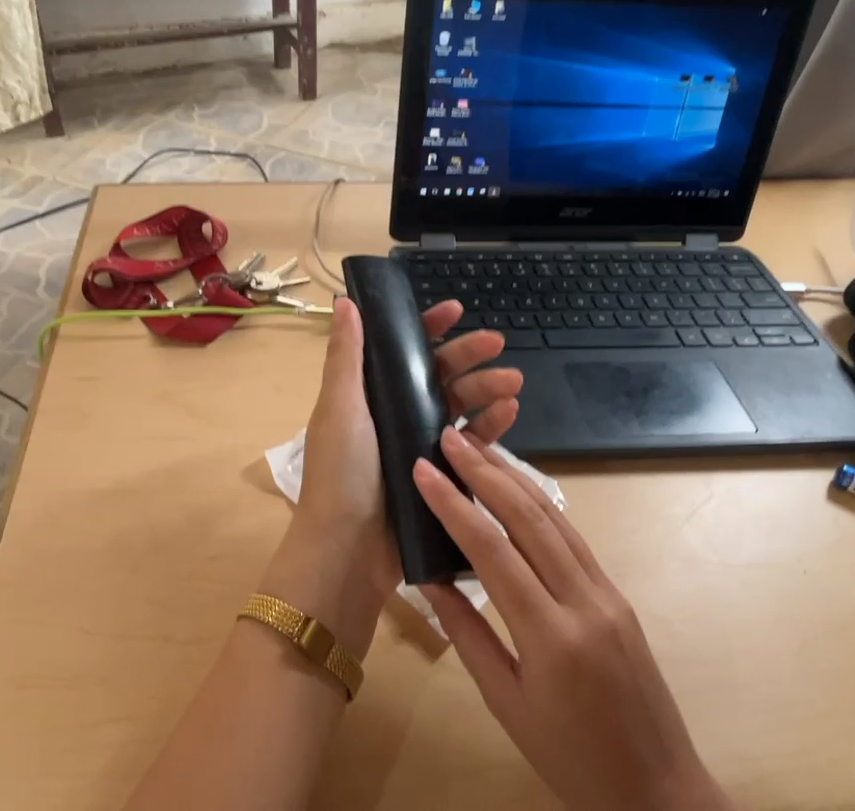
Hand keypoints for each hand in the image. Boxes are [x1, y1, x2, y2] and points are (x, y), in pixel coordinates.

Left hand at [262, 299, 520, 655]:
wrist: (348, 553)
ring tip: (513, 383)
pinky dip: (490, 428)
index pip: (401, 351)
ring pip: (460, 407)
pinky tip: (509, 415)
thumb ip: (347, 356)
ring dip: (486, 390)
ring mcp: (418, 447)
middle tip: (499, 344)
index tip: (456, 310)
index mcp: (368, 395)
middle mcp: (394, 415)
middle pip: (438, 375)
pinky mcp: (439, 477)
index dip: (427, 329)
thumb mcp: (340, 408)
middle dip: (469, 356)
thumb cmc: (341, 474)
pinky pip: (470, 444)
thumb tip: (344, 301)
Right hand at [414, 431, 734, 810]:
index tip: (422, 469)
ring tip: (479, 447)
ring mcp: (608, 594)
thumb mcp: (506, 704)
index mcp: (550, 637)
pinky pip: (573, 540)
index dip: (453, 505)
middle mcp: (584, 601)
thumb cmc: (570, 759)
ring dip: (515, 478)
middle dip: (486, 472)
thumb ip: (468, 634)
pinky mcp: (618, 595)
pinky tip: (518, 490)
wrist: (658, 789)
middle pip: (529, 518)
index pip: (492, 551)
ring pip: (556, 520)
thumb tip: (428, 579)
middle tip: (450, 436)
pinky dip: (541, 506)